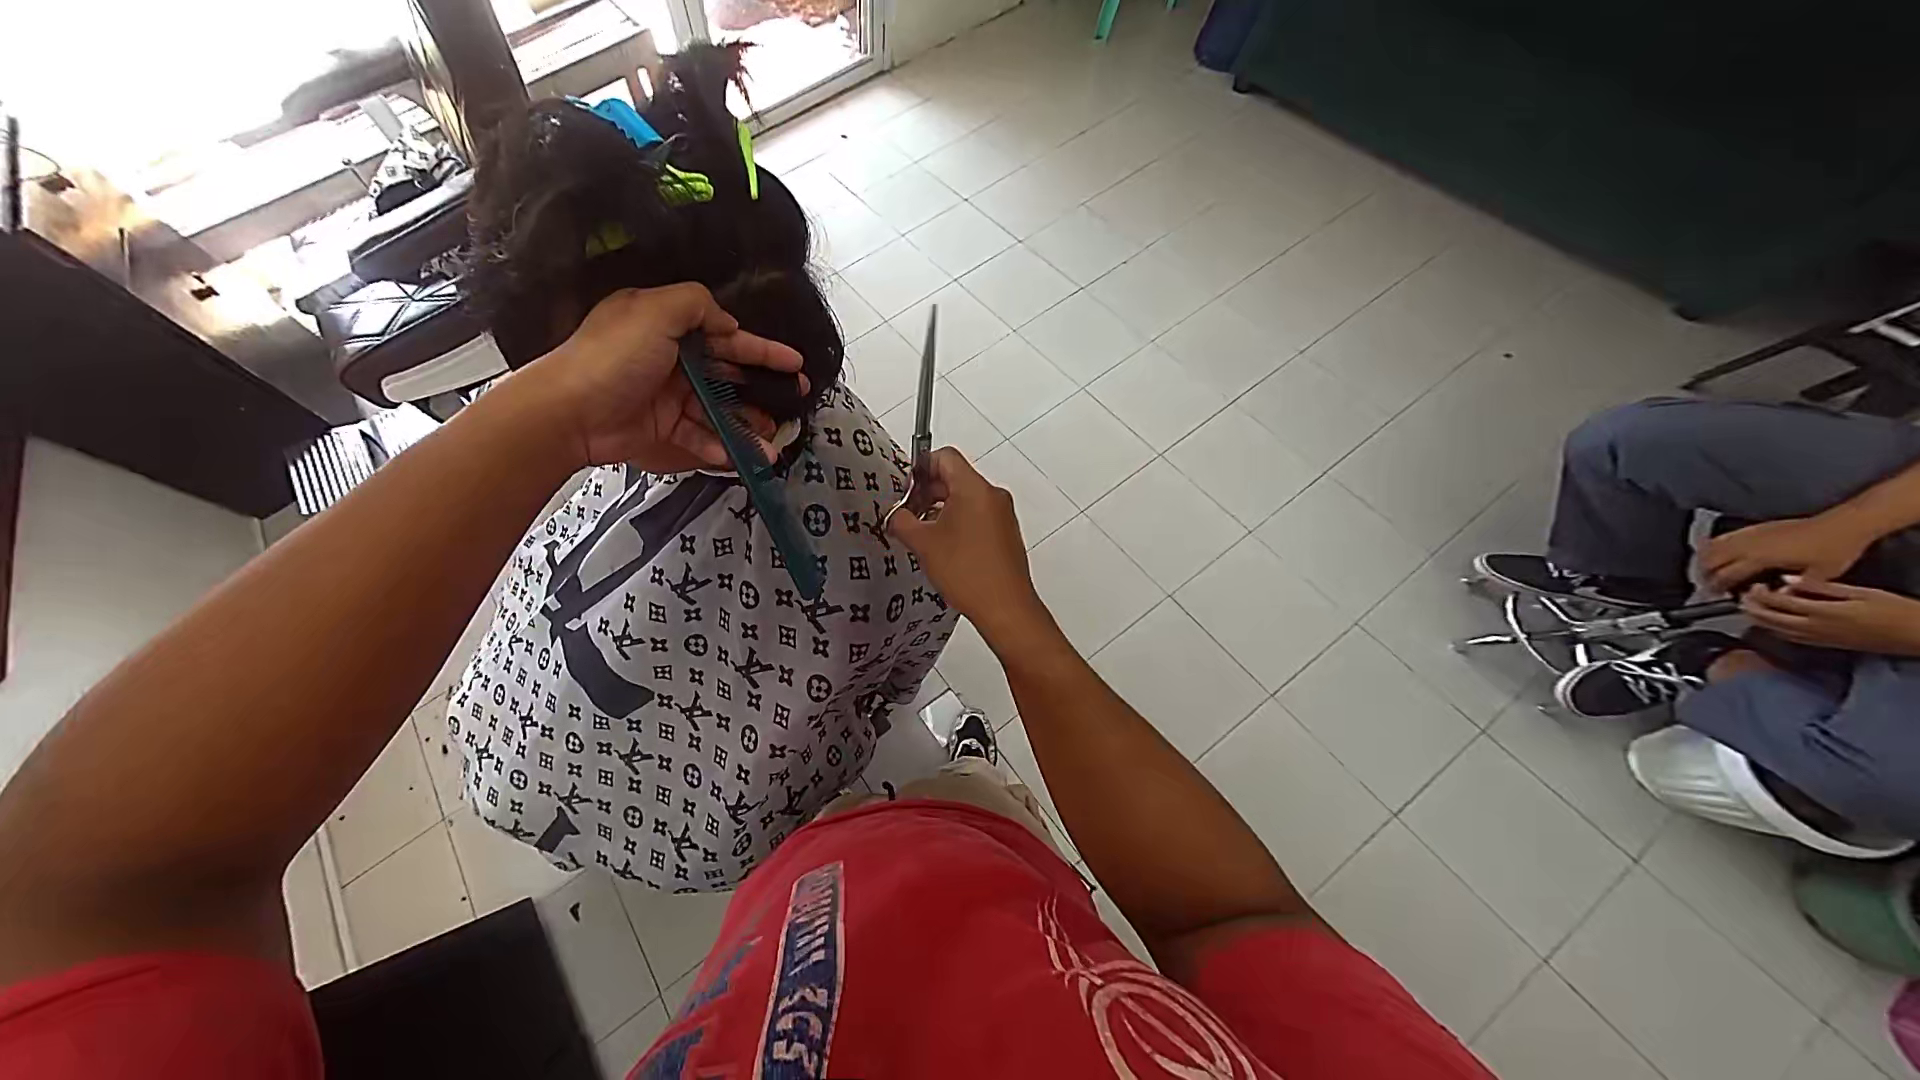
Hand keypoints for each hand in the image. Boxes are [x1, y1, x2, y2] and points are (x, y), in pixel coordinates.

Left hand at [504, 284, 805, 471]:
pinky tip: (737, 456)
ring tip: (770, 444)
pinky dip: (720, 447)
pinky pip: (700, 437)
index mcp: (668, 327)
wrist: (568, 413)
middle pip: (729, 375)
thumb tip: (727, 322)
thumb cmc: (609, 359)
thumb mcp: (653, 312)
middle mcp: (671, 359)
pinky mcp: (663, 427)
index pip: (726, 336)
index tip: (794, 362)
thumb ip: (695, 304)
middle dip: (763, 390)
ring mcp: (668, 396)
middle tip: (793, 402)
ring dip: (747, 427)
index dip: (763, 349)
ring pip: (720, 411)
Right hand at [886, 448, 1046, 641]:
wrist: (1004, 606)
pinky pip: (978, 515)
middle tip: (909, 511)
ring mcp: (1002, 515)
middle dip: (928, 491)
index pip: (945, 457)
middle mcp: (993, 496)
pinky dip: (958, 522)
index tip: (907, 486)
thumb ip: (902, 521)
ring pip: (966, 497)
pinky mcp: (1005, 533)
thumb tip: (895, 517)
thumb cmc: (972, 574)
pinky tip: (944, 546)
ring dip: (942, 508)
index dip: (920, 467)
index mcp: (974, 489)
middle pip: (955, 476)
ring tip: (924, 533)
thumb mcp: (923, 544)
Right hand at [1702, 516, 1873, 592]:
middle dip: (1705, 574)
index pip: (1725, 575)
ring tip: (1704, 570)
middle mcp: (1747, 546)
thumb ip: (1795, 588)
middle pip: (1710, 560)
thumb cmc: (1836, 549)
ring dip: (1704, 560)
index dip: (1717, 586)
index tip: (1716, 594)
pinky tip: (1713, 551)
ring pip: (1711, 548)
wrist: (1845, 524)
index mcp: (1760, 559)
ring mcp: (1749, 535)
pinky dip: (1711, 546)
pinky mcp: (1754, 528)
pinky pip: (1722, 537)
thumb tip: (1773, 596)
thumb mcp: (1822, 575)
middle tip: (1707, 584)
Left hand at [1740, 578, 1919, 654]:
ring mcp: (1816, 639)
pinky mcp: (1823, 645)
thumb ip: (1821, 586)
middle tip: (1748, 594)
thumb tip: (1787, 580)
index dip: (1759, 592)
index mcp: (1823, 612)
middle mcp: (1813, 628)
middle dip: (1750, 605)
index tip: (1757, 584)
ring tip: (1754, 604)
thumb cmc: (1899, 611)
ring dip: (1757, 617)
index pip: (1776, 602)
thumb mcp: (1862, 592)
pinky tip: (1773, 618)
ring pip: (1771, 629)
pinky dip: (1772, 627)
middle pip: (1766, 618)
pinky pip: (1786, 637)